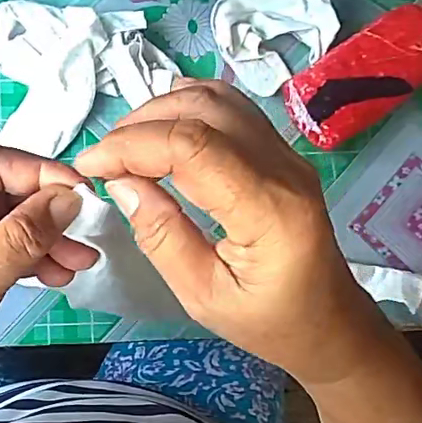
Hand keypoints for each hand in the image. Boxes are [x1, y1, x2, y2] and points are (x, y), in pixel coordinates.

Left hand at [0, 146, 98, 421]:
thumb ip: (24, 235)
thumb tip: (71, 198)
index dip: (39, 173)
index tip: (83, 196)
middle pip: (1, 193)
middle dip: (47, 214)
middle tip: (86, 238)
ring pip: (6, 222)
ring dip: (45, 240)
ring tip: (79, 265)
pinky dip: (29, 259)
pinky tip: (56, 276)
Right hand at [74, 80, 396, 385]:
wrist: (329, 323)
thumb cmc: (270, 323)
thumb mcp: (203, 297)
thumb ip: (162, 237)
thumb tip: (122, 184)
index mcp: (268, 211)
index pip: (193, 147)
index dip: (133, 146)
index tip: (92, 167)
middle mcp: (284, 168)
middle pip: (203, 111)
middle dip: (140, 126)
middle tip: (104, 160)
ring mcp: (287, 155)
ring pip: (217, 99)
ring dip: (162, 111)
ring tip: (126, 148)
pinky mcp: (282, 153)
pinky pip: (232, 110)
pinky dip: (188, 109)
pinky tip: (162, 132)